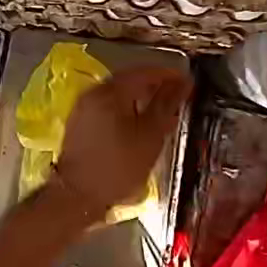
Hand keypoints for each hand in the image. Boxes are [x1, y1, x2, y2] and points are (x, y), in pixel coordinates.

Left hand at [51, 68, 191, 216]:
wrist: (78, 195)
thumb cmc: (118, 167)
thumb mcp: (150, 136)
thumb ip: (166, 105)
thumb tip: (182, 83)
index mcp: (109, 92)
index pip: (143, 71)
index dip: (167, 74)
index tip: (187, 81)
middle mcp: (92, 93)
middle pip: (127, 79)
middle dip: (154, 84)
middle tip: (177, 94)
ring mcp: (82, 107)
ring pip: (116, 92)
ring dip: (139, 96)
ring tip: (162, 109)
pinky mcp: (79, 122)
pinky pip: (106, 105)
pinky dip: (125, 107)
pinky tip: (138, 121)